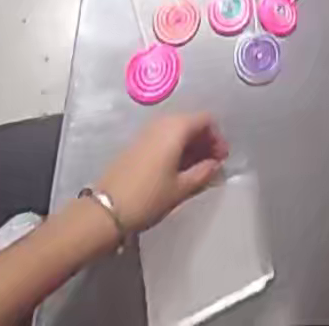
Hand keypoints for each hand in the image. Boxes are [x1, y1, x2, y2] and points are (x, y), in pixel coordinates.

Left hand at [95, 112, 229, 231]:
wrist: (107, 209)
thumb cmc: (148, 197)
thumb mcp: (180, 188)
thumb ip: (203, 173)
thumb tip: (216, 164)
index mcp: (176, 128)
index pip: (206, 120)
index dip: (218, 137)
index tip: (221, 159)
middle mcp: (162, 122)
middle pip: (192, 122)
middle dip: (205, 141)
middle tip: (212, 166)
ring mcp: (148, 131)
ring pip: (178, 130)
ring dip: (191, 146)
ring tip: (197, 171)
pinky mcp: (138, 143)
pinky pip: (165, 137)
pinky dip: (176, 148)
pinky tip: (178, 170)